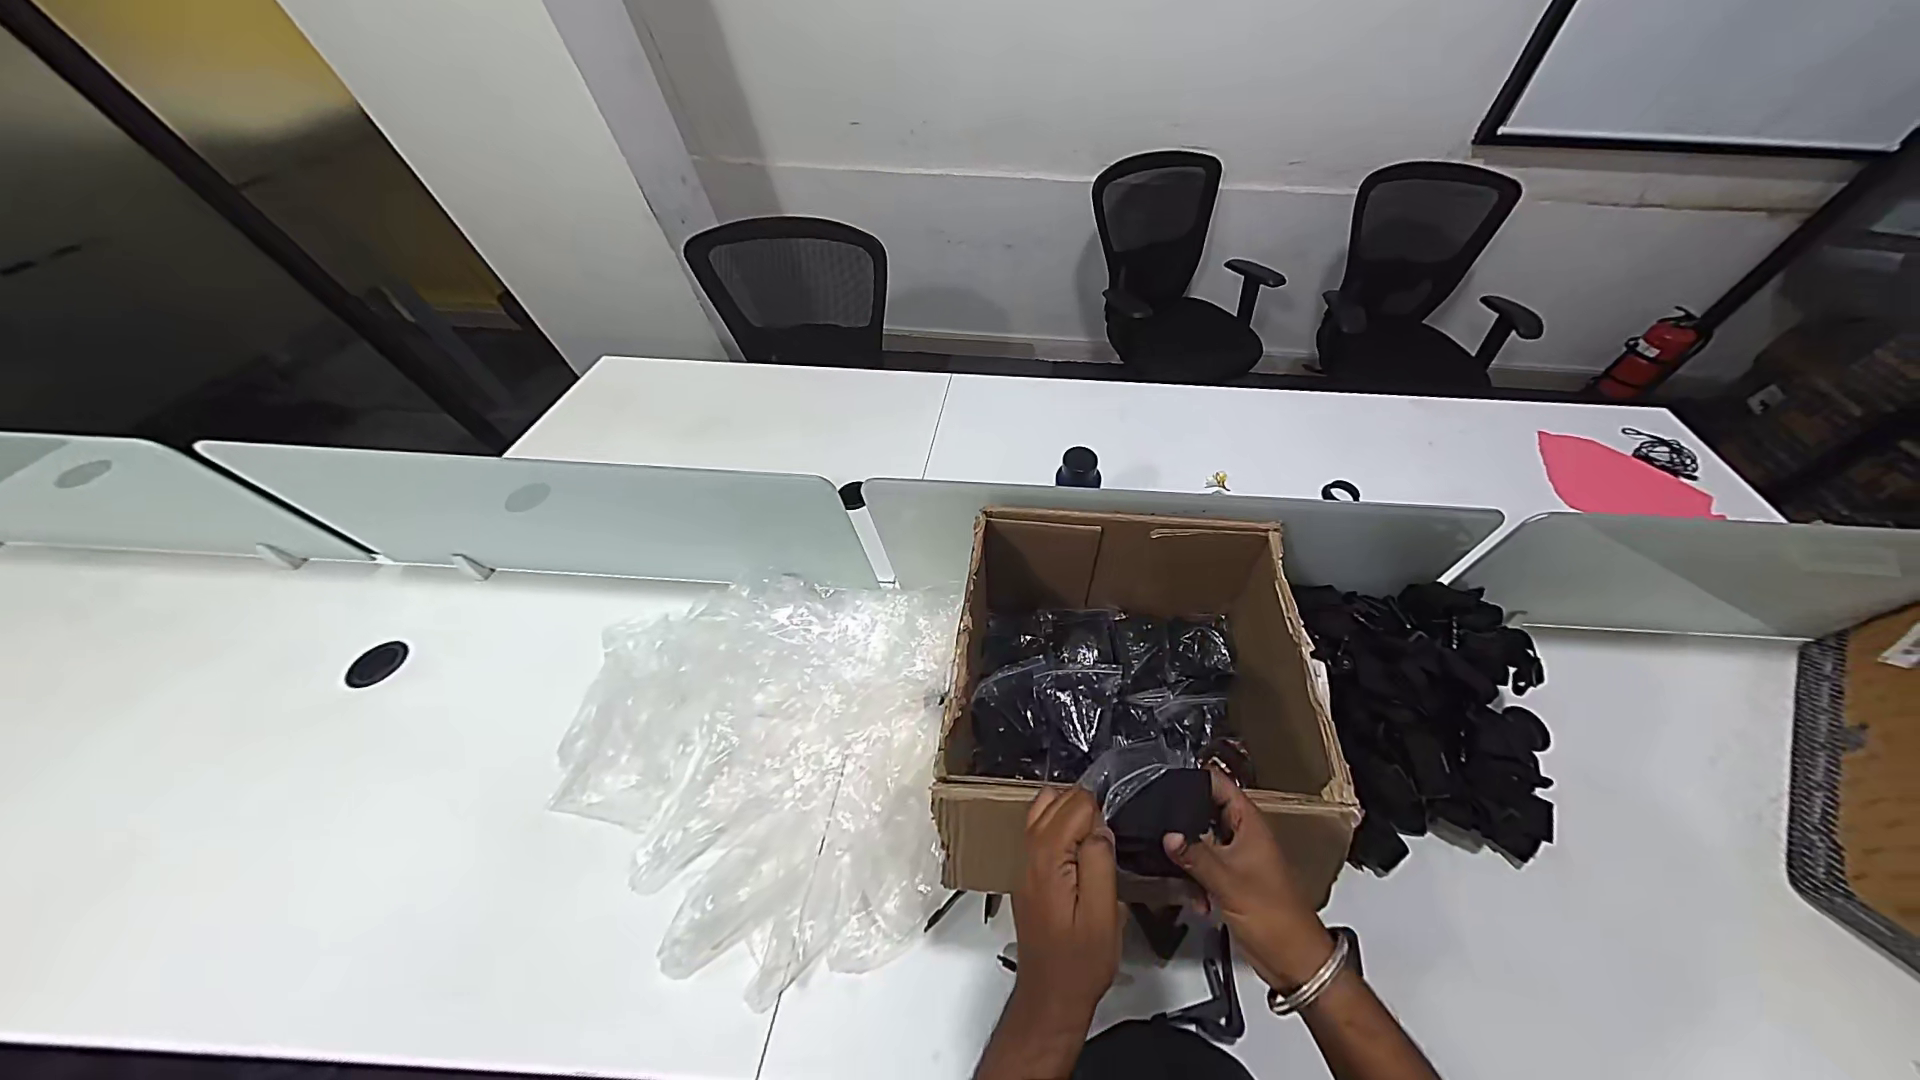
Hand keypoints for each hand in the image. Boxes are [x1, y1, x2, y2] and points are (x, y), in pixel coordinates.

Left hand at [1011, 786, 1121, 1022]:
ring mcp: (1024, 858)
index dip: (1100, 818)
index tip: (1110, 845)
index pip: (1076, 802)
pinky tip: (1079, 856)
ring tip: (1093, 848)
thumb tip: (1100, 826)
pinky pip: (1041, 827)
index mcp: (1047, 856)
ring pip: (1045, 807)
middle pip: (1057, 797)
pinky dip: (1061, 828)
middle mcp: (1029, 850)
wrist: (1050, 994)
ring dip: (1071, 815)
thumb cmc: (1078, 962)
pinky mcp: (1028, 869)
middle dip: (1085, 811)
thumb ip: (1100, 861)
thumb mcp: (1102, 914)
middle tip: (1105, 847)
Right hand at [1162, 767, 1335, 990]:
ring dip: (1189, 857)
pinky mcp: (1233, 881)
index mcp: (1250, 825)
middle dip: (1184, 820)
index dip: (1196, 778)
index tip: (1168, 778)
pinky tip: (1196, 899)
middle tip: (1160, 820)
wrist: (1296, 962)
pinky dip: (1195, 880)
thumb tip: (1168, 835)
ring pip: (1203, 842)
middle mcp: (1244, 836)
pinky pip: (1205, 868)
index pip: (1220, 785)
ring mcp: (1239, 859)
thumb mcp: (1227, 881)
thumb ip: (1194, 855)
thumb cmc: (1275, 918)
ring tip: (1178, 870)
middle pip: (1207, 812)